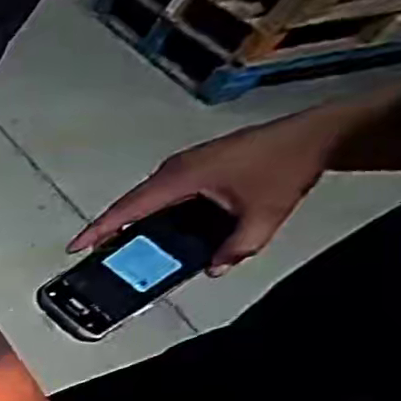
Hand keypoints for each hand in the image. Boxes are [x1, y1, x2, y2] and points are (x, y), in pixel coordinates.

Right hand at [67, 105, 361, 274]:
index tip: (75, 247)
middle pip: (131, 203)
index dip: (99, 229)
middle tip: (95, 252)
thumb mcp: (264, 216)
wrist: (325, 131)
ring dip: (132, 219)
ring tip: (123, 244)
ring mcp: (187, 164)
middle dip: (110, 228)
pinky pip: (162, 193)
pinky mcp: (199, 165)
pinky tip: (158, 227)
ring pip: (146, 197)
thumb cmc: (289, 166)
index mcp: (182, 178)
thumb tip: (215, 270)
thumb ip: (237, 249)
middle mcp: (176, 169)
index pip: (128, 208)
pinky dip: (152, 211)